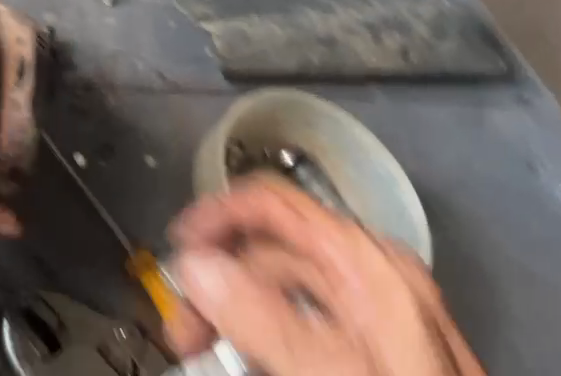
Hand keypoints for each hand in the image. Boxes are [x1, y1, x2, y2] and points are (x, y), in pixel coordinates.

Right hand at [162, 177, 482, 375]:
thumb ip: (264, 318)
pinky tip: (255, 357)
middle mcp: (372, 272)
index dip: (215, 215)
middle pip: (270, 250)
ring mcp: (380, 309)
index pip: (272, 201)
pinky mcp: (383, 342)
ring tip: (208, 349)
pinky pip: (308, 318)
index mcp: (367, 262)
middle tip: (185, 332)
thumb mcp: (334, 368)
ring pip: (283, 288)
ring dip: (236, 311)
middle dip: (217, 282)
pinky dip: (270, 331)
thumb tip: (193, 265)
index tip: (177, 249)